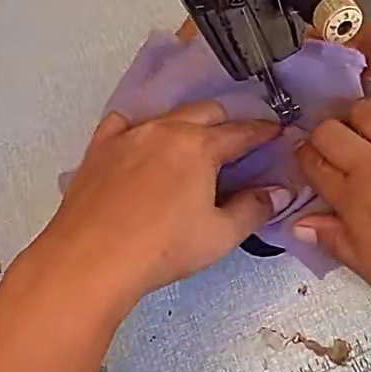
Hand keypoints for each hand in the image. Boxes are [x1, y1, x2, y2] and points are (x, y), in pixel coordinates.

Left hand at [24, 101, 288, 306]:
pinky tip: (140, 139)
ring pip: (165, 114)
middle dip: (226, 122)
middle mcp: (164, 130)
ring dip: (185, 122)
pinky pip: (123, 124)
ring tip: (193, 140)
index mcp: (199, 146)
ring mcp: (128, 135)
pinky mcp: (99, 148)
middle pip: (205, 112)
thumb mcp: (220, 234)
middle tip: (237, 140)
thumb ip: (253, 208)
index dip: (262, 132)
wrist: (93, 259)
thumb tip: (277, 192)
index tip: (275, 131)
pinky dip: (139, 127)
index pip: (241, 132)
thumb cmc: (163, 249)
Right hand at [293, 71, 370, 321]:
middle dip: (323, 133)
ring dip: (358, 111)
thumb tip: (299, 225)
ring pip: (367, 108)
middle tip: (331, 140)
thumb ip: (336, 243)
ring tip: (363, 119)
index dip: (305, 159)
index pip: (314, 166)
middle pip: (330, 131)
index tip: (307, 159)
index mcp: (353, 199)